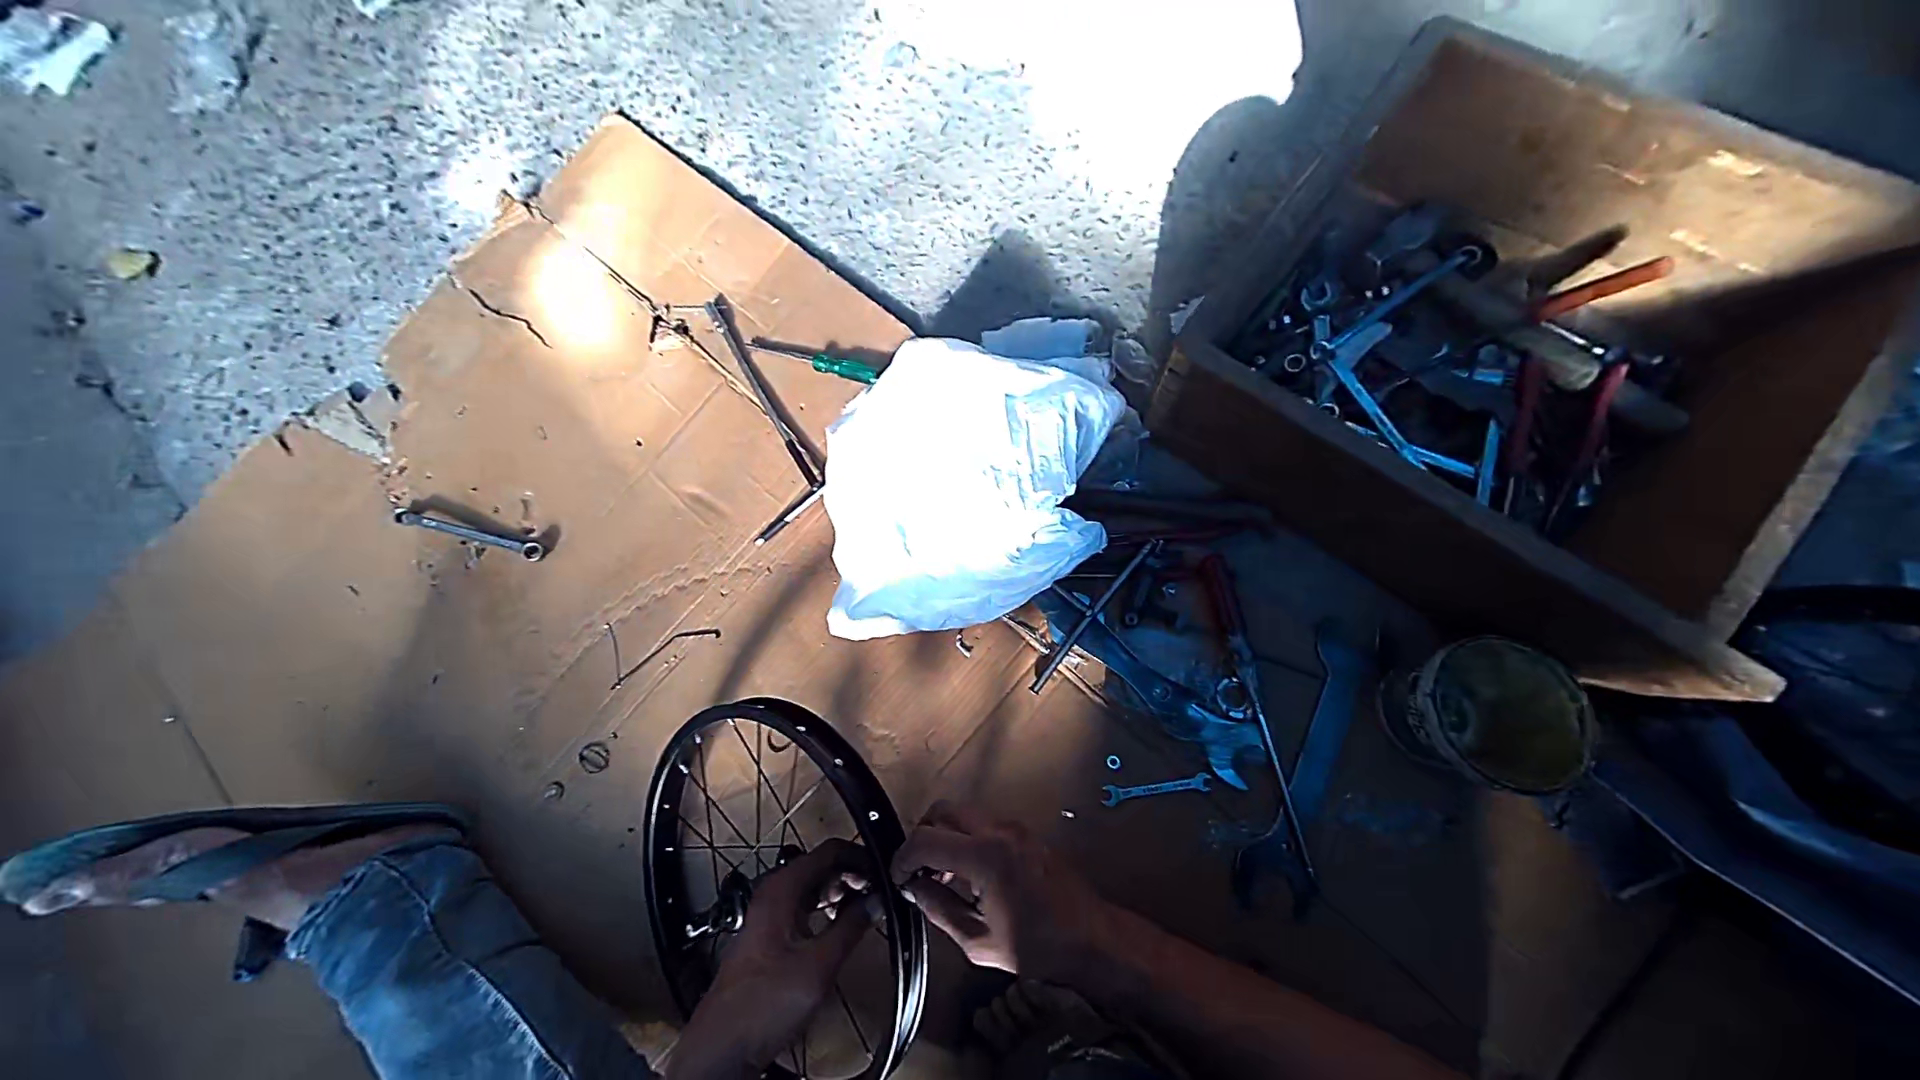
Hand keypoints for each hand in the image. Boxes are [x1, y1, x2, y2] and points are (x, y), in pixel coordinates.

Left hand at [667, 839, 875, 1079]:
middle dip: (852, 875)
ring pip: (813, 887)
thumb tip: (877, 901)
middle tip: (878, 893)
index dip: (859, 857)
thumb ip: (852, 927)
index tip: (883, 871)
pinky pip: (804, 906)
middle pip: (820, 866)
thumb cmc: (765, 1004)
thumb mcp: (819, 965)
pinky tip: (842, 925)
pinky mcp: (769, 933)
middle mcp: (773, 893)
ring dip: (840, 893)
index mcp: (782, 888)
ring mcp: (769, 913)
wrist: (721, 1048)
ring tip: (865, 908)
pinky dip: (826, 909)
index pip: (829, 851)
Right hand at [890, 801, 1114, 983]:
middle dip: (922, 836)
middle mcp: (997, 830)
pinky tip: (968, 873)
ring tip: (942, 875)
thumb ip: (939, 909)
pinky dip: (965, 838)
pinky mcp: (1023, 832)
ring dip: (945, 836)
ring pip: (963, 814)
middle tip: (917, 869)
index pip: (927, 839)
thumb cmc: (1035, 946)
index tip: (896, 877)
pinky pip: (983, 823)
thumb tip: (912, 889)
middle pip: (943, 811)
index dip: (903, 857)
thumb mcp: (978, 941)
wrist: (1090, 937)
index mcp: (984, 857)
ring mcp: (1013, 827)